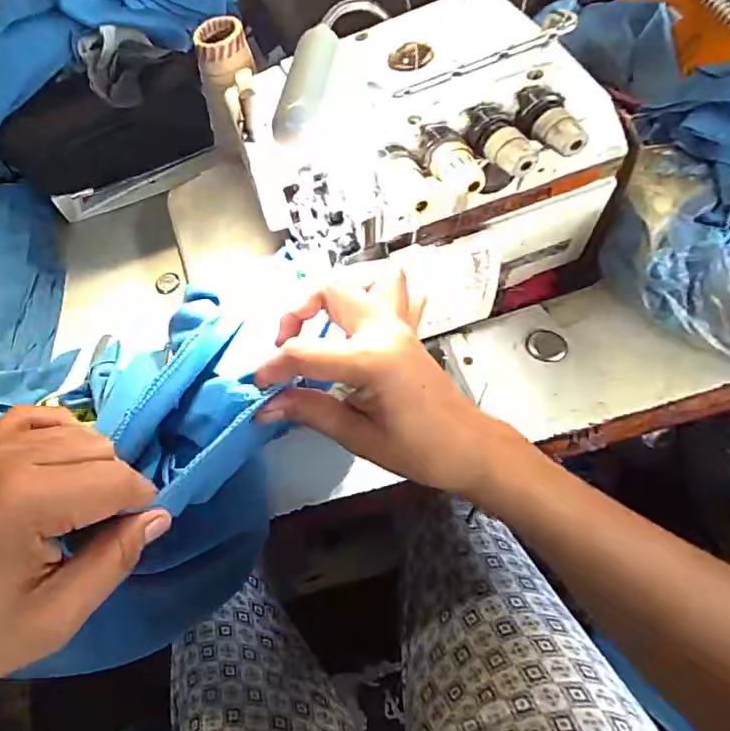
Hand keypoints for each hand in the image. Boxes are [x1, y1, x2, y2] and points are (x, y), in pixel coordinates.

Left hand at [0, 405, 168, 725]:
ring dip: (87, 462)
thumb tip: (159, 516)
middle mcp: (0, 456)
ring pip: (66, 429)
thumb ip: (114, 559)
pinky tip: (55, 471)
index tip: (139, 534)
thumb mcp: (56, 617)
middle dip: (115, 483)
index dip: (141, 503)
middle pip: (95, 447)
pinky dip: (53, 437)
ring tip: (79, 509)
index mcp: (23, 498)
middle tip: (105, 531)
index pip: (114, 478)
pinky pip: (25, 420)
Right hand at [253, 269, 530, 496]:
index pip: (305, 353)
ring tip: (313, 325)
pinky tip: (347, 321)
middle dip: (295, 312)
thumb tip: (267, 405)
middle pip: (329, 291)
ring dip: (329, 296)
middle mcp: (385, 332)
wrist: (472, 448)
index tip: (258, 386)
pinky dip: (361, 296)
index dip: (273, 367)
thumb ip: (310, 411)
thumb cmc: (422, 450)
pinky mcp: (405, 331)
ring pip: (360, 280)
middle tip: (283, 345)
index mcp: (373, 360)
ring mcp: (398, 326)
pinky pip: (385, 292)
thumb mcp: (359, 437)